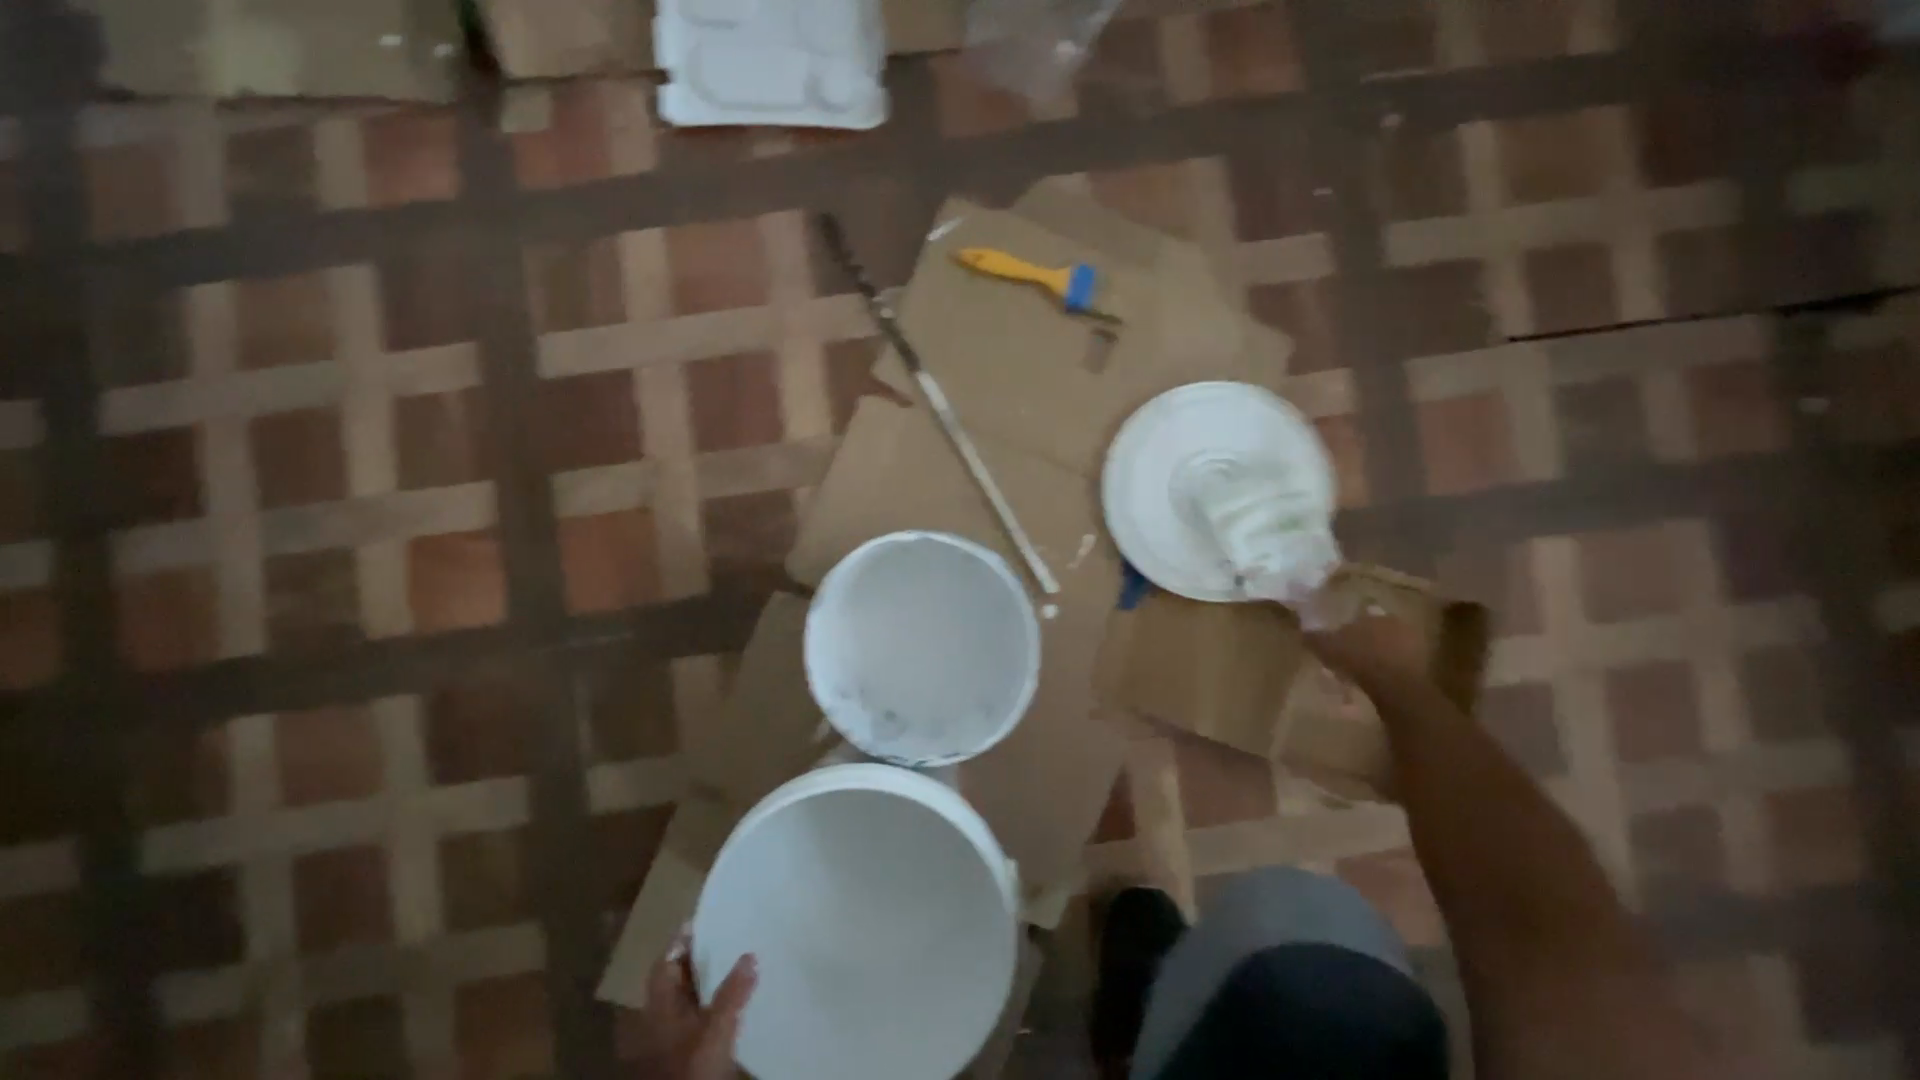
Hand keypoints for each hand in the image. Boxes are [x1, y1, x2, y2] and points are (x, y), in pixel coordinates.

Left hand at [636, 933, 757, 1079]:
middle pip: (672, 981)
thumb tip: (750, 954)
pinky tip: (728, 1005)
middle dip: (693, 960)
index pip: (664, 963)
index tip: (699, 920)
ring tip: (730, 965)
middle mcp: (658, 1018)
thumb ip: (733, 992)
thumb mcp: (717, 1028)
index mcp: (659, 1005)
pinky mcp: (680, 1053)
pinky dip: (707, 1006)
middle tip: (721, 938)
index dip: (679, 942)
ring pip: (682, 1001)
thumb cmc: (692, 1066)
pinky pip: (692, 1019)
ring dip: (701, 983)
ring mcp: (666, 1038)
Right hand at [1304, 612, 1427, 693]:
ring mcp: (1413, 644)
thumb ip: (1314, 638)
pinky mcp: (1423, 665)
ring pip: (1390, 647)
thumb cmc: (1358, 659)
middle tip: (1351, 655)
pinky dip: (1389, 671)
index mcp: (1374, 614)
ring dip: (1378, 656)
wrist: (1395, 685)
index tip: (1340, 640)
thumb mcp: (1326, 647)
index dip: (1348, 628)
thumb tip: (1302, 631)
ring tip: (1363, 671)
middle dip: (1365, 641)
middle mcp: (1396, 623)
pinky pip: (1400, 665)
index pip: (1360, 615)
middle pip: (1376, 630)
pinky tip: (1378, 682)